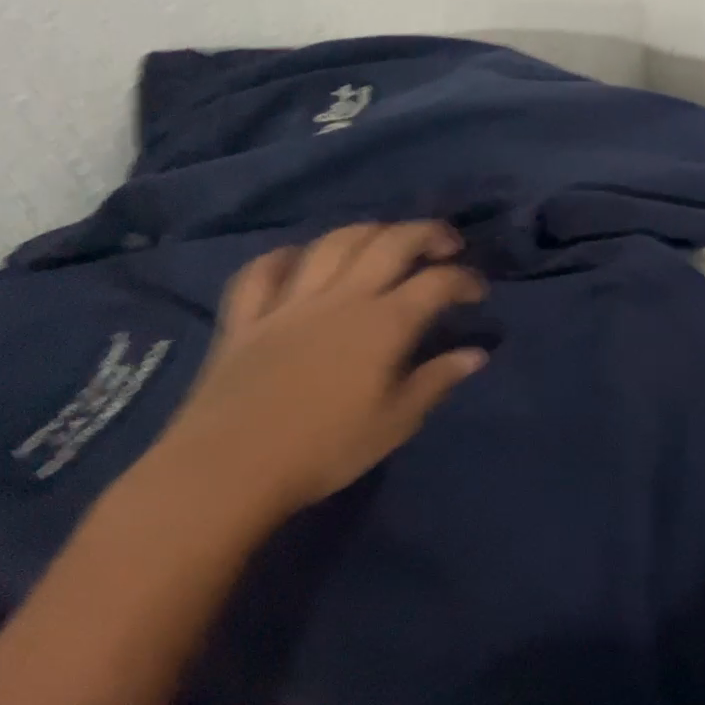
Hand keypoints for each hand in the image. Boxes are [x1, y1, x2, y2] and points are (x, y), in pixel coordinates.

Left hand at [154, 221, 489, 517]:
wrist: (226, 472)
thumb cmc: (324, 450)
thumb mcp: (396, 422)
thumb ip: (437, 380)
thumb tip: (477, 353)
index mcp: (385, 323)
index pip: (438, 282)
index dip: (466, 279)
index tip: (479, 292)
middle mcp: (342, 298)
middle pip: (391, 242)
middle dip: (427, 233)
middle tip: (446, 245)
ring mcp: (289, 303)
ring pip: (333, 243)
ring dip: (367, 232)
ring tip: (385, 242)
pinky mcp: (245, 319)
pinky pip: (262, 271)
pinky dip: (285, 257)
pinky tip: (301, 260)